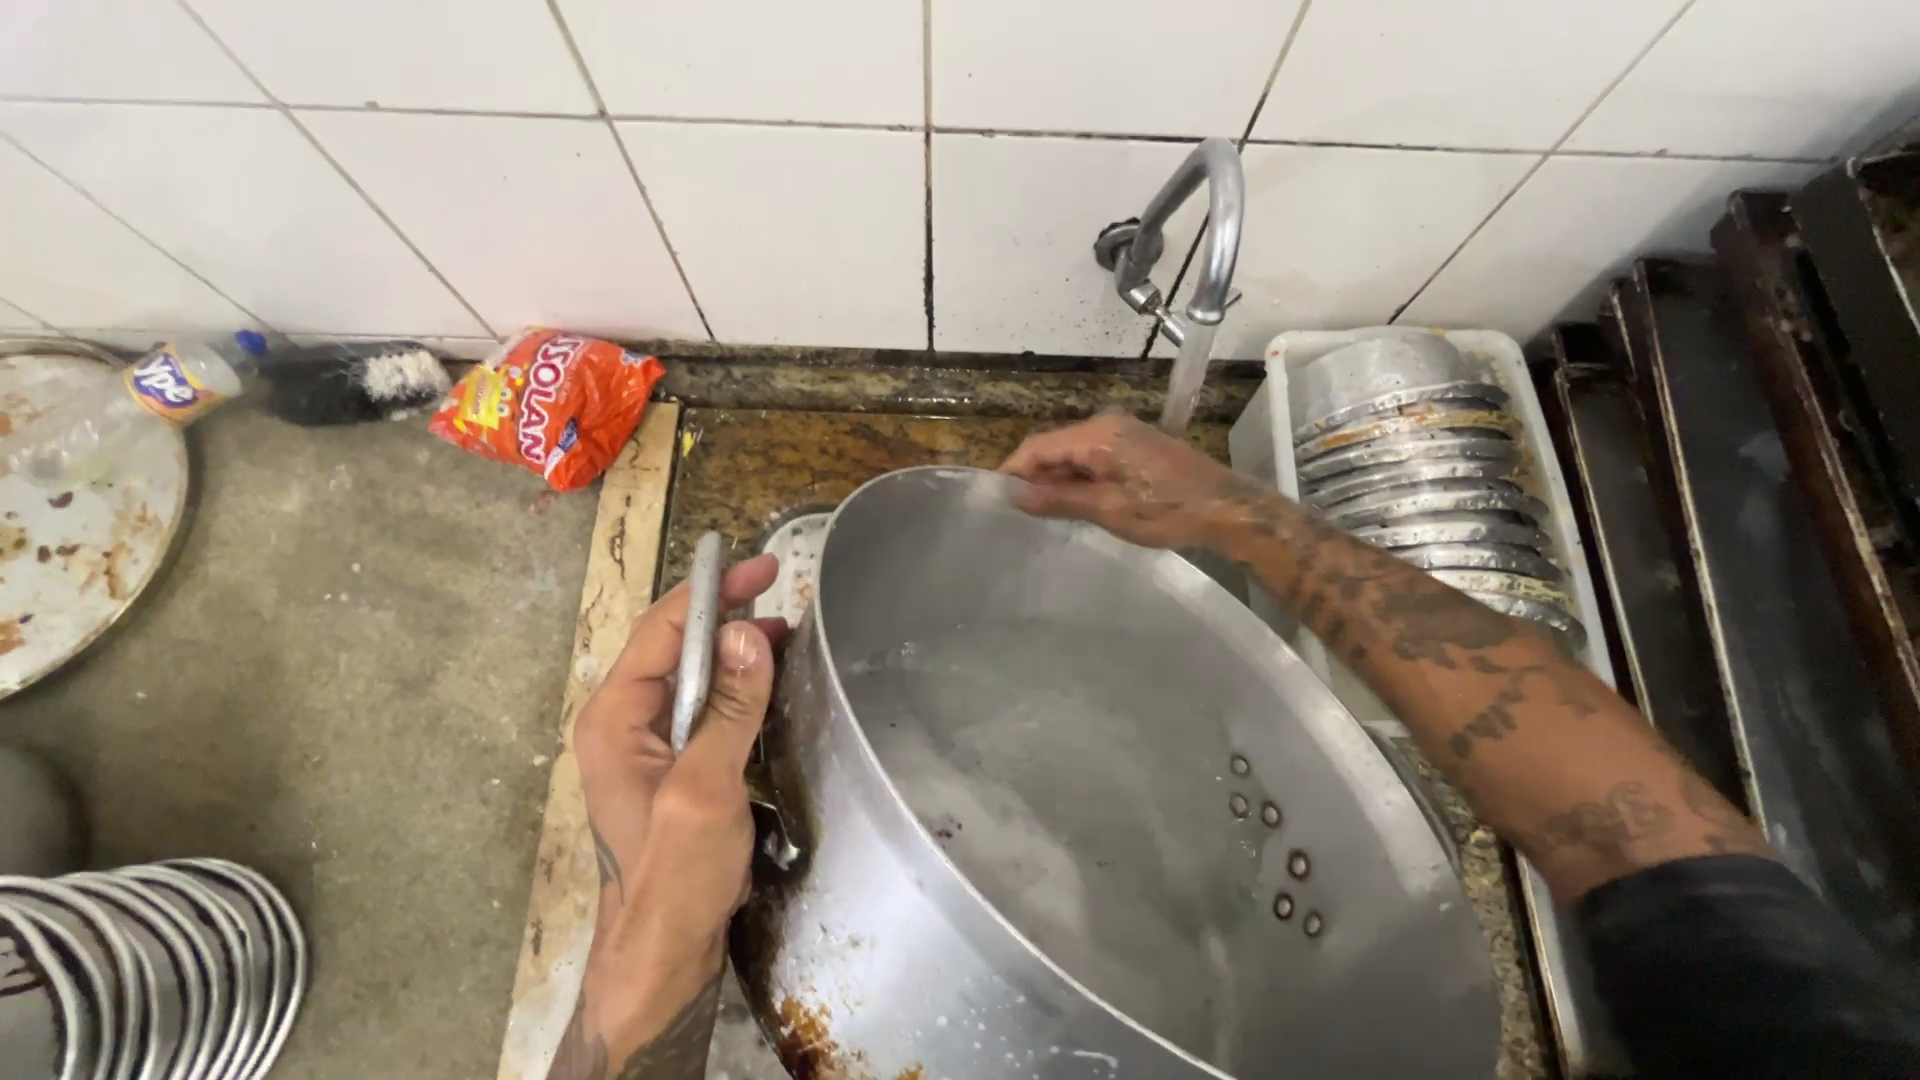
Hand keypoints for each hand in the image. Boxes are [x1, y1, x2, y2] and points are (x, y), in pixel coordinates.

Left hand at [563, 554, 786, 1067]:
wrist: (666, 947)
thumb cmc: (676, 873)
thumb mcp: (705, 788)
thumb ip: (726, 710)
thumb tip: (750, 634)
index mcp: (615, 717)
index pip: (662, 630)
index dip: (711, 592)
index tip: (760, 567)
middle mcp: (626, 718)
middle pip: (677, 644)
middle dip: (729, 615)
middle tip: (782, 594)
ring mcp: (650, 739)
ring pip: (695, 671)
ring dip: (738, 648)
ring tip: (785, 633)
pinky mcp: (677, 757)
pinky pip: (708, 701)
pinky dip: (739, 681)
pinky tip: (770, 676)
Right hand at [999, 412, 1254, 549]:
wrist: (1228, 509)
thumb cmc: (1167, 510)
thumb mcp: (1107, 510)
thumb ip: (1059, 500)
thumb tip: (1015, 496)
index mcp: (1098, 436)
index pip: (1038, 446)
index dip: (1013, 471)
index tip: (997, 500)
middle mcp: (1108, 426)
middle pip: (1055, 447)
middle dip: (1034, 478)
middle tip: (1018, 514)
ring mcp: (1125, 435)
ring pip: (1075, 455)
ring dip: (1057, 481)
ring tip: (1043, 514)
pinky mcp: (1137, 449)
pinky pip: (1095, 459)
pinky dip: (1079, 479)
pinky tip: (1076, 505)